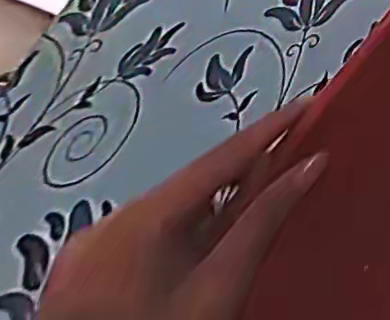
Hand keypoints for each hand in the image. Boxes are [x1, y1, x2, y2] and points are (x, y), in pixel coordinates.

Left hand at [38, 99, 325, 319]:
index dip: (272, 127)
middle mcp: (107, 226)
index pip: (223, 154)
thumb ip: (267, 216)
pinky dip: (186, 227)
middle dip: (246, 170)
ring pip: (173, 205)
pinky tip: (207, 242)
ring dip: (217, 202)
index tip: (305, 106)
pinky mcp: (80, 276)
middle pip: (196, 180)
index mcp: (140, 218)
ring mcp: (88, 252)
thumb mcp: (222, 283)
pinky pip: (148, 231)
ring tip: (256, 203)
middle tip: (292, 157)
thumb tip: (309, 165)